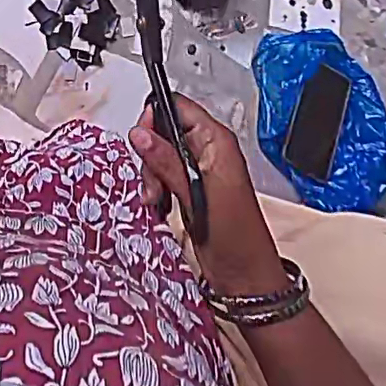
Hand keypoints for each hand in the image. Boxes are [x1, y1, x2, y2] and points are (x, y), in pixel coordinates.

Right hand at [131, 95, 289, 297]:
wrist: (245, 279)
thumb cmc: (235, 238)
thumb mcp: (195, 195)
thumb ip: (166, 161)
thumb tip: (141, 133)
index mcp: (216, 141)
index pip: (177, 106)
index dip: (154, 119)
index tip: (142, 142)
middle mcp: (207, 150)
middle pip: (163, 130)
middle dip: (150, 155)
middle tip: (152, 181)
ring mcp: (198, 168)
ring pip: (159, 153)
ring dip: (151, 175)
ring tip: (156, 198)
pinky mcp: (191, 186)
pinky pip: (163, 173)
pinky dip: (156, 187)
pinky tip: (159, 204)